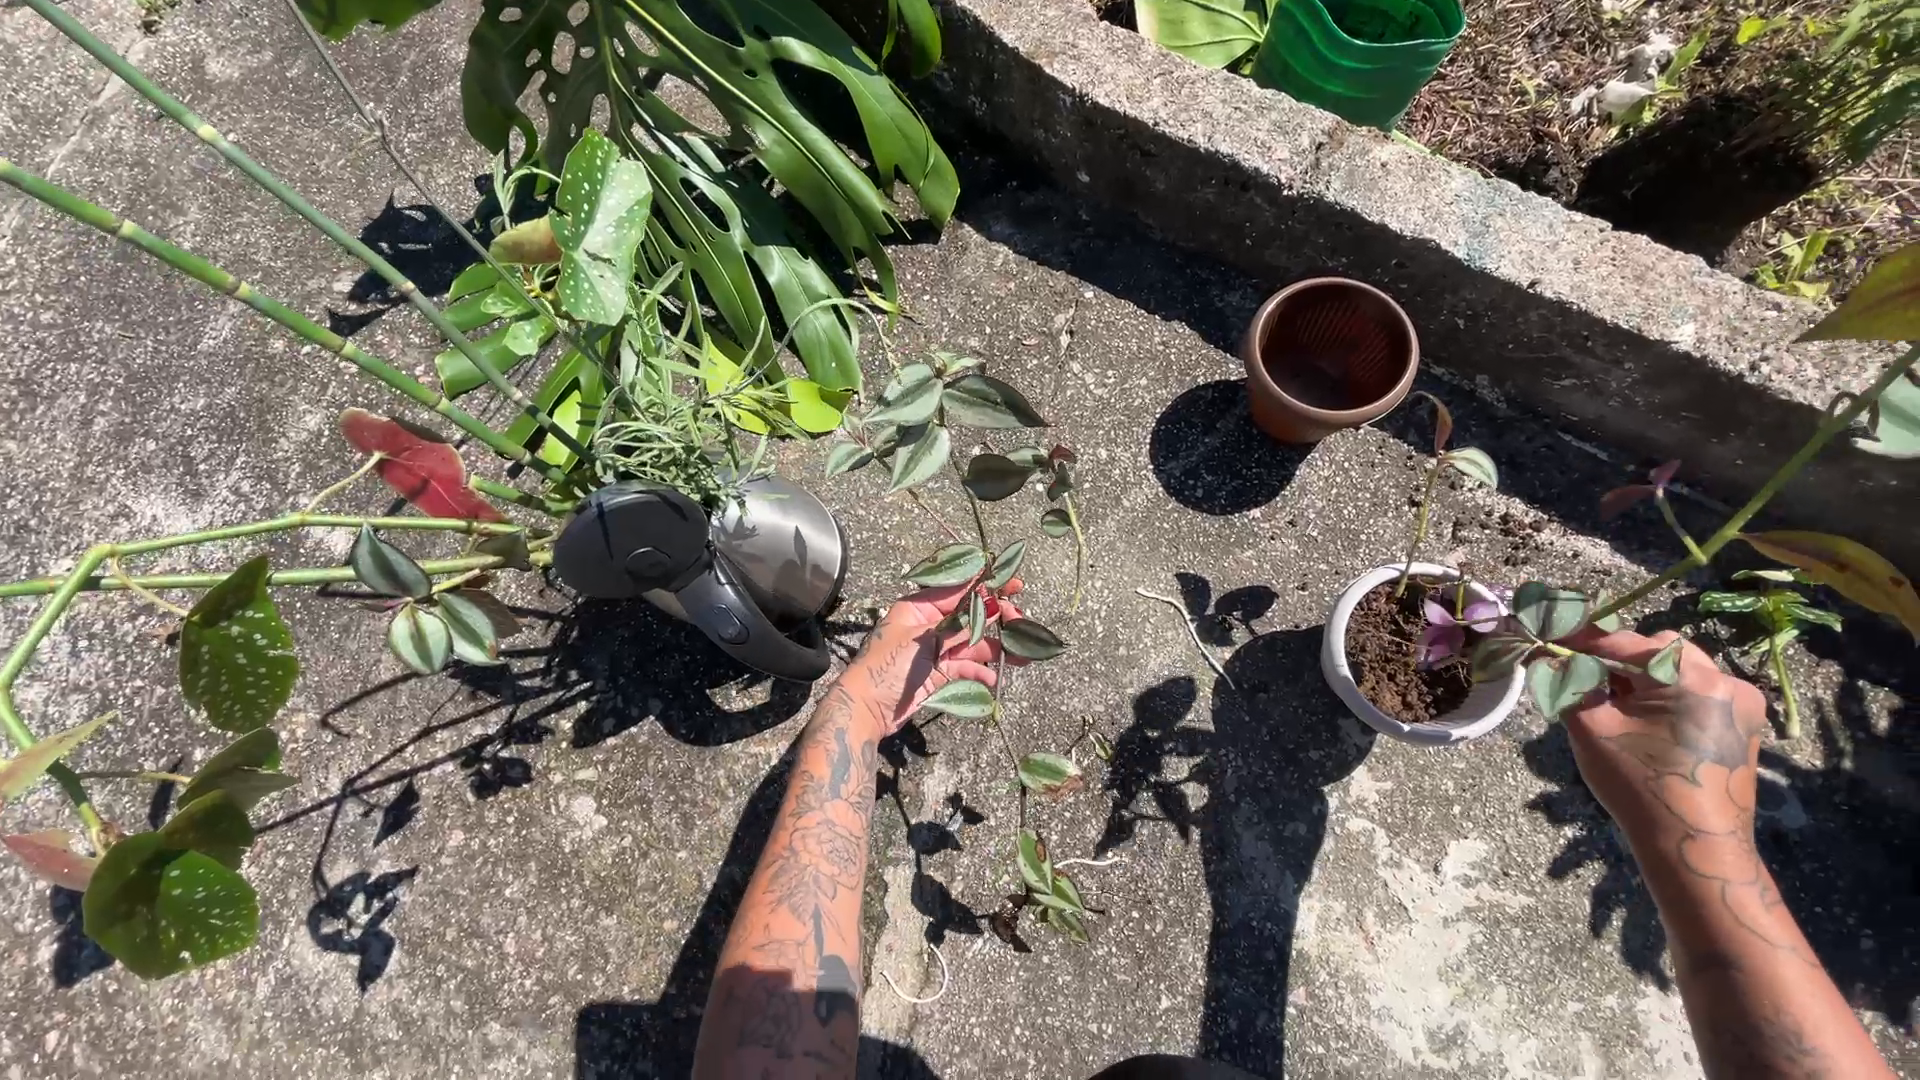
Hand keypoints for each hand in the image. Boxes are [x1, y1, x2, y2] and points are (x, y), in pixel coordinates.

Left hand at [839, 581, 1028, 736]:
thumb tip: (992, 606)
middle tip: (1020, 623)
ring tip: (1022, 655)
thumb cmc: (887, 667)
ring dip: (996, 648)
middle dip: (997, 619)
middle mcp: (930, 624)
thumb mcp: (924, 641)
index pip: (960, 590)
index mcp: (920, 607)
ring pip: (973, 643)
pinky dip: (980, 671)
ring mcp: (935, 649)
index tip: (1015, 585)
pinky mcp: (939, 673)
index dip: (988, 586)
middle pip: (971, 616)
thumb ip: (960, 626)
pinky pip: (966, 667)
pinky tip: (993, 678)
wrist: (866, 709)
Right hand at [1562, 628, 1768, 860]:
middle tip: (1581, 677)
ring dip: (1639, 675)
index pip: (1622, 642)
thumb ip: (1564, 682)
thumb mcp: (1588, 726)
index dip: (1579, 641)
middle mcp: (1726, 681)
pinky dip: (1663, 692)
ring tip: (1611, 701)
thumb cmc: (1637, 782)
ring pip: (1677, 668)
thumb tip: (1543, 651)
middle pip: (1655, 649)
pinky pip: (1695, 689)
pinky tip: (1642, 719)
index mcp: (1690, 678)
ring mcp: (1741, 703)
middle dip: (1614, 657)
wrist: (1694, 843)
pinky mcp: (1743, 723)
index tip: (1547, 641)